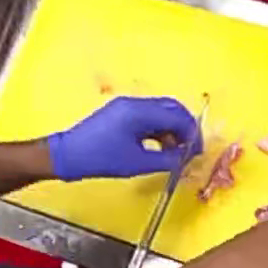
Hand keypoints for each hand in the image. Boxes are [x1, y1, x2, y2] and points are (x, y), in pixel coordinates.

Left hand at [46, 97, 202, 180]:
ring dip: (174, 130)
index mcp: (139, 112)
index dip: (192, 133)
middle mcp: (135, 104)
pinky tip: (162, 147)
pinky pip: (150, 117)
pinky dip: (161, 130)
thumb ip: (167, 159)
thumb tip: (186, 158)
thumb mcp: (139, 163)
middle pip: (172, 108)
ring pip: (162, 112)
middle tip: (191, 149)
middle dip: (185, 128)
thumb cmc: (103, 159)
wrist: (70, 154)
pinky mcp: (123, 114)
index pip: (177, 115)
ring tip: (176, 152)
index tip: (197, 151)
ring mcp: (128, 107)